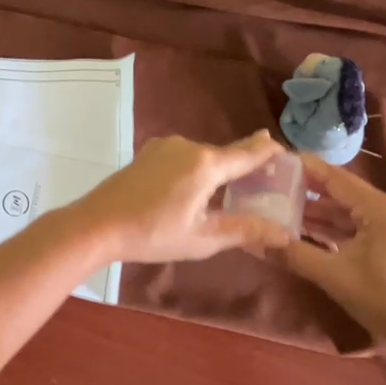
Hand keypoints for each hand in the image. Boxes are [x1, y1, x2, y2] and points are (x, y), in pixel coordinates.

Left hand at [61, 132, 297, 264]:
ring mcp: (165, 146)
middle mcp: (188, 146)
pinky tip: (193, 192)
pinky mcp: (148, 152)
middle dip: (243, 169)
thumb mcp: (202, 238)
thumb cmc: (151, 234)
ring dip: (216, 172)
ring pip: (203, 157)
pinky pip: (183, 158)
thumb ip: (244, 230)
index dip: (270, 152)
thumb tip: (283, 233)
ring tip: (225, 197)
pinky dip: (195, 170)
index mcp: (205, 164)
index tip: (288, 153)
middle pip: (225, 156)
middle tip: (260, 188)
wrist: (96, 224)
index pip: (248, 153)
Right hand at [277, 154, 385, 354]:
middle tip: (270, 187)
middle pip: (342, 192)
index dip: (304, 168)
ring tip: (280, 209)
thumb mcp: (333, 277)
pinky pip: (360, 224)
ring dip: (319, 212)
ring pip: (350, 210)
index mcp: (384, 210)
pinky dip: (335, 227)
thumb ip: (292, 254)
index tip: (274, 160)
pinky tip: (307, 230)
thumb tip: (252, 240)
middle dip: (306, 192)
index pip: (336, 178)